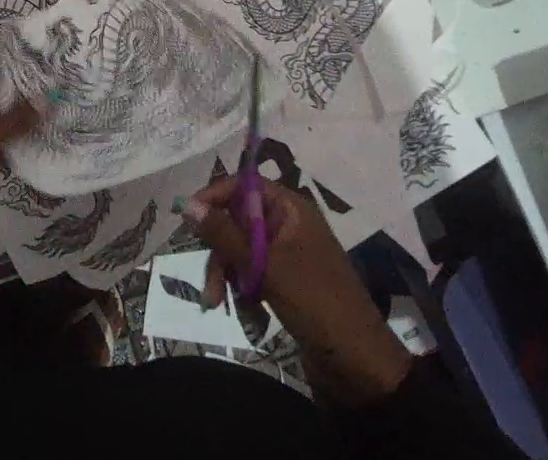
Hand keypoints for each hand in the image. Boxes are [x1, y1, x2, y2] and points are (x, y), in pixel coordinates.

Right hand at [182, 177, 411, 405]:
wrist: (358, 362)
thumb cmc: (315, 303)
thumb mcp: (265, 267)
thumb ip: (225, 234)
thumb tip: (188, 204)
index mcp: (292, 209)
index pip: (245, 186)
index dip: (215, 197)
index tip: (188, 219)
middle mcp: (289, 225)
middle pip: (238, 220)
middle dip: (220, 250)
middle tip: (212, 285)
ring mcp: (288, 254)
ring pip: (241, 250)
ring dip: (227, 273)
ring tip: (219, 303)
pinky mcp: (286, 281)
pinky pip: (252, 272)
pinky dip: (242, 288)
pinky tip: (243, 310)